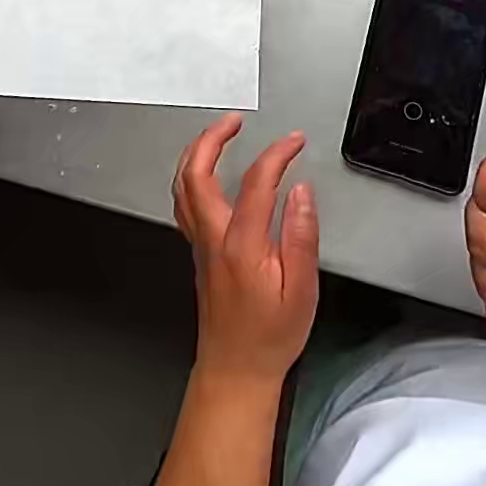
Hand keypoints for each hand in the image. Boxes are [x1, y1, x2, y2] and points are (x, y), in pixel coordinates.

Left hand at [172, 114, 319, 384]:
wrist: (235, 365)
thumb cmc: (269, 334)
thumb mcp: (302, 290)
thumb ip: (301, 236)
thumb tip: (301, 193)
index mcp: (241, 245)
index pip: (256, 183)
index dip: (276, 155)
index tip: (294, 142)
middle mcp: (213, 237)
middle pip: (197, 173)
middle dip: (213, 138)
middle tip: (234, 121)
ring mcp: (199, 241)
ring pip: (183, 185)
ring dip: (196, 152)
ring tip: (216, 134)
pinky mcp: (197, 248)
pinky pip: (183, 200)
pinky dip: (190, 175)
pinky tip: (203, 172)